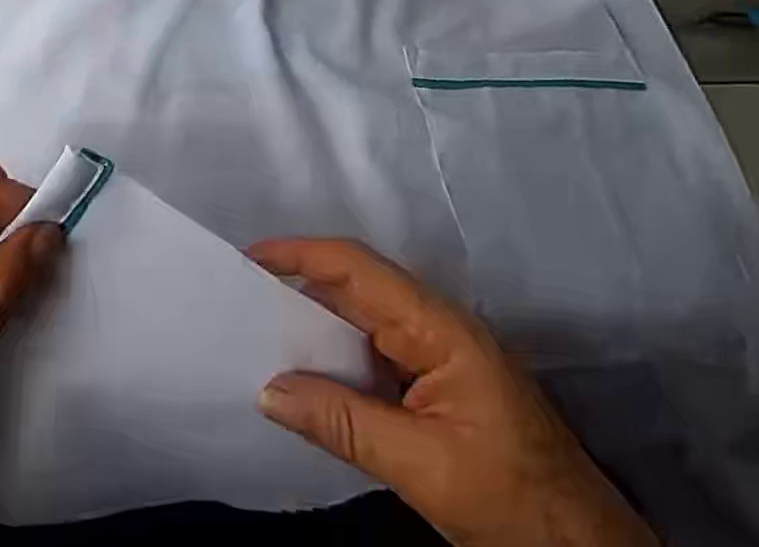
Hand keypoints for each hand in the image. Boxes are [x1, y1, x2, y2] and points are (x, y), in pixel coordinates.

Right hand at [249, 239, 657, 546]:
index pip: (357, 269)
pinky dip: (329, 350)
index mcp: (440, 330)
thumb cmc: (519, 504)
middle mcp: (436, 327)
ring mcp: (436, 352)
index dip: (298, 254)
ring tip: (257, 329)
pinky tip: (301, 369)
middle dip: (295, 283)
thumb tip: (265, 390)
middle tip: (239, 296)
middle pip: (353, 284)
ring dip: (309, 319)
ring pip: (358, 315)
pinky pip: (368, 346)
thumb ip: (341, 422)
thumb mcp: (424, 467)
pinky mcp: (432, 379)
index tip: (246, 259)